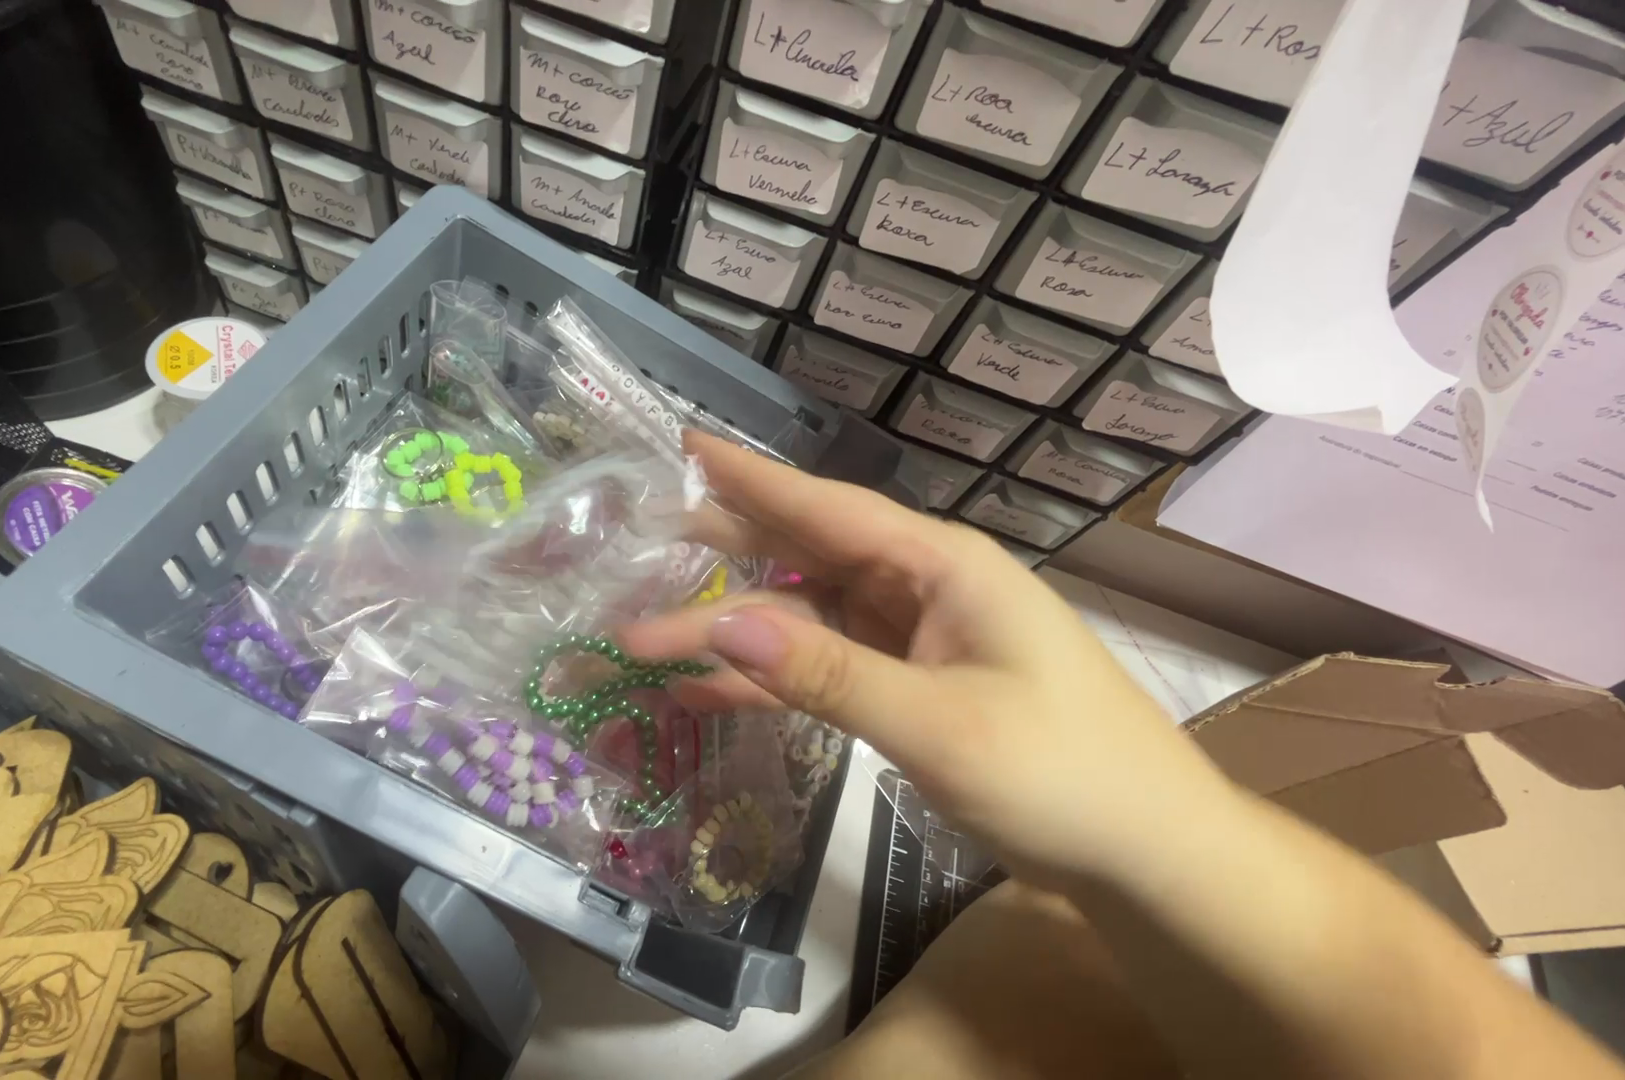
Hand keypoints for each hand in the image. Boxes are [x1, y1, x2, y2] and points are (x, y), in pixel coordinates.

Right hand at [620, 432, 1235, 887]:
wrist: (1147, 856)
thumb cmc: (1064, 775)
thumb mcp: (942, 725)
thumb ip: (829, 674)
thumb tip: (725, 626)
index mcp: (941, 566)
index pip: (828, 507)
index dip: (752, 478)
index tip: (685, 445)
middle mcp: (920, 588)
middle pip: (805, 558)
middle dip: (725, 556)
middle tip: (645, 540)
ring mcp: (912, 639)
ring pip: (805, 620)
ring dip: (734, 634)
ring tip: (648, 641)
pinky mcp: (906, 685)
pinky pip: (822, 670)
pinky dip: (769, 682)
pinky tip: (706, 695)